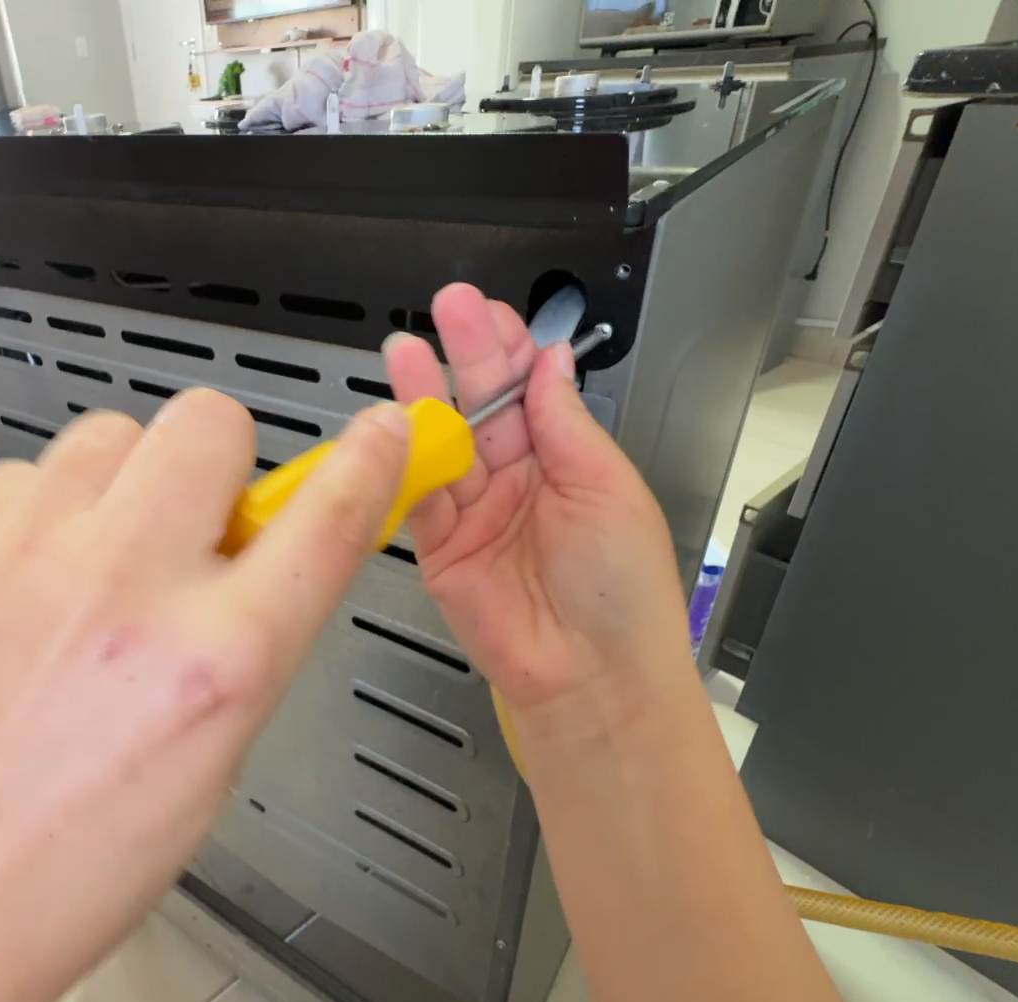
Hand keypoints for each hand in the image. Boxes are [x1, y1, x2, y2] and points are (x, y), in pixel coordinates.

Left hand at [0, 390, 412, 1001]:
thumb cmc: (70, 869)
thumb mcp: (212, 765)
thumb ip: (248, 643)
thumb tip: (258, 555)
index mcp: (215, 664)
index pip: (326, 521)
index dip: (368, 463)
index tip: (382, 431)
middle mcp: (123, 587)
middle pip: (208, 421)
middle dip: (222, 459)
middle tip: (197, 522)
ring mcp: (23, 557)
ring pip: (111, 432)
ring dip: (130, 480)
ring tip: (103, 556)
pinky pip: (25, 474)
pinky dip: (48, 510)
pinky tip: (33, 577)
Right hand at [384, 284, 693, 723]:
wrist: (590, 675)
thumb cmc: (621, 588)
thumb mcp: (607, 488)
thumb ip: (565, 425)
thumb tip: (548, 363)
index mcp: (565, 463)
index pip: (529, 393)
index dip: (509, 350)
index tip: (488, 311)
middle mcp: (516, 482)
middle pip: (482, 408)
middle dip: (465, 357)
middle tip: (446, 310)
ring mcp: (475, 514)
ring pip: (444, 444)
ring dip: (425, 398)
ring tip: (406, 350)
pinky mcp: (439, 549)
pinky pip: (418, 498)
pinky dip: (405, 462)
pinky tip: (395, 421)